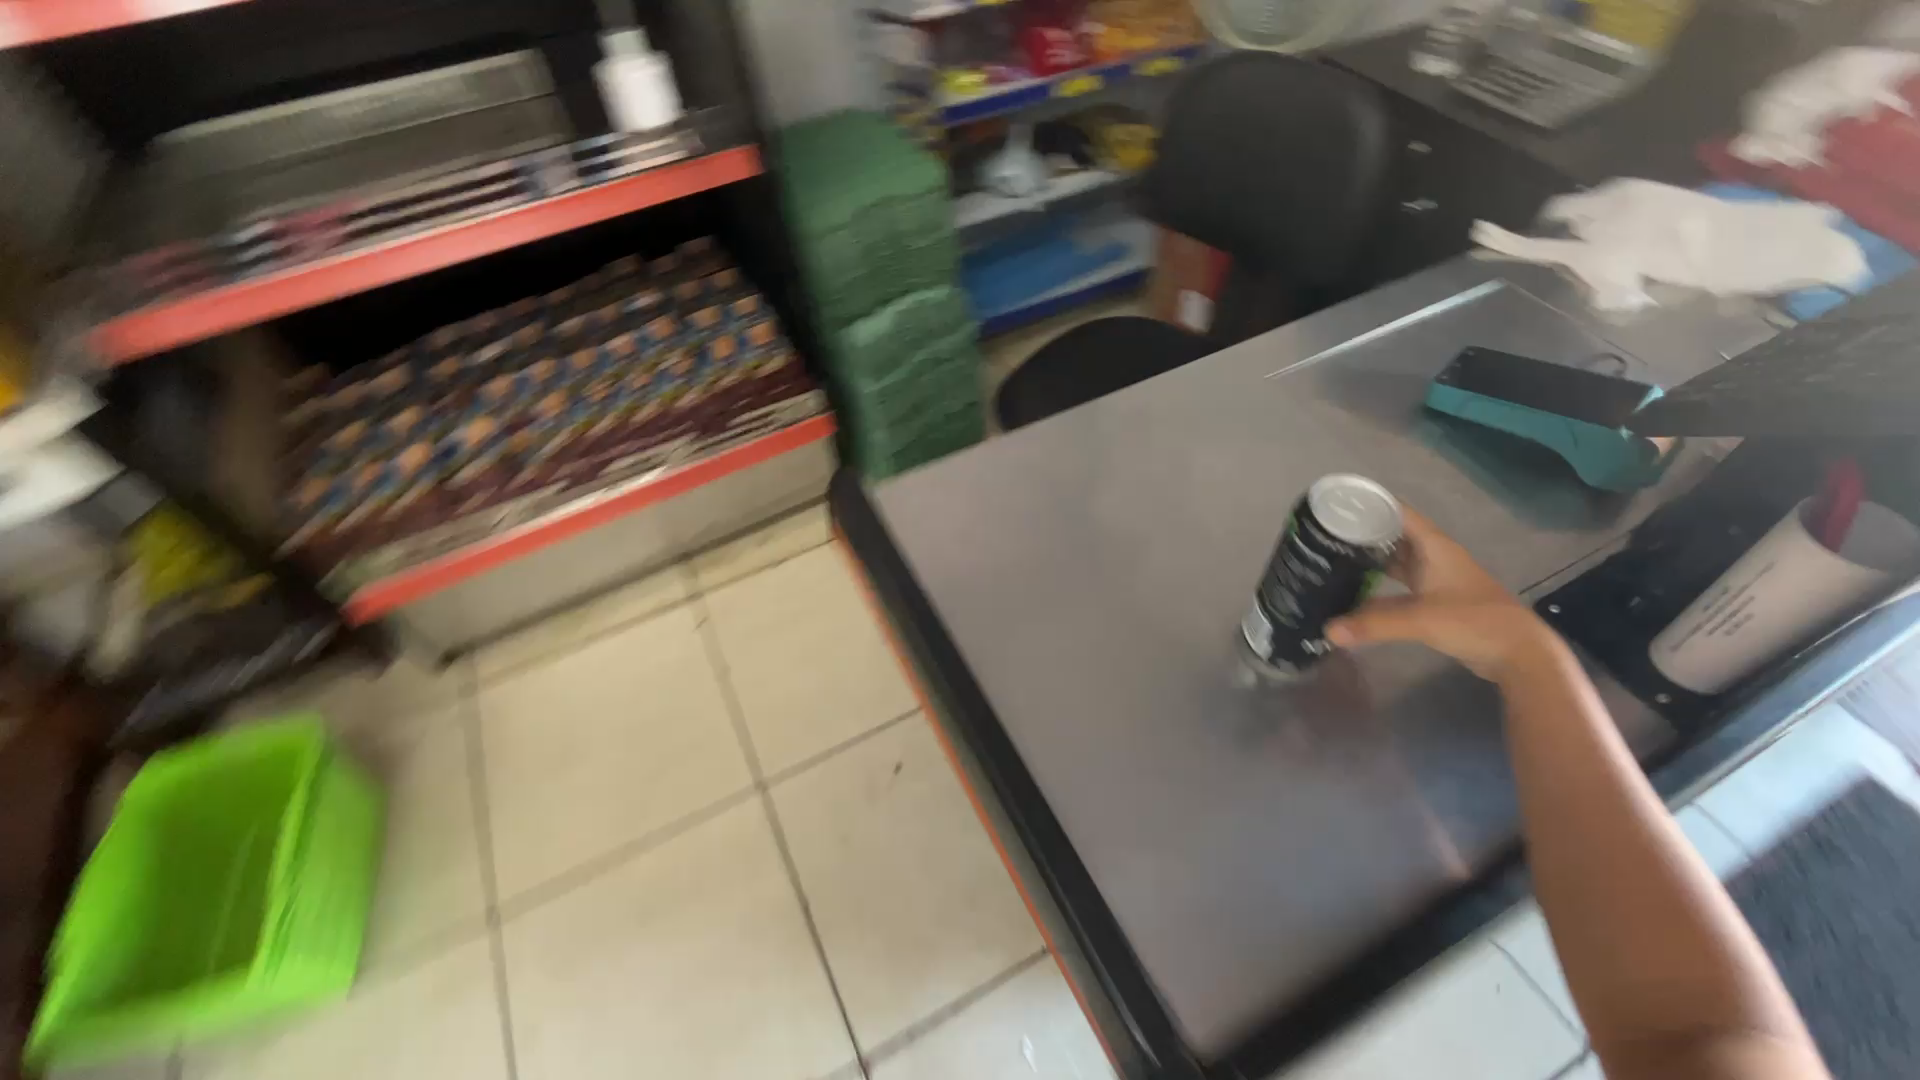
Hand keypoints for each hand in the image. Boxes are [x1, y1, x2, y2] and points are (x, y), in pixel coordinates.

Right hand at [1325, 506, 1565, 682]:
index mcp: (1434, 547)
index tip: (1336, 506)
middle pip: (1392, 536)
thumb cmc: (1475, 621)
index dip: (1369, 505)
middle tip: (1323, 536)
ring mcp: (1434, 580)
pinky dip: (1378, 586)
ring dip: (1369, 560)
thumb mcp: (1422, 620)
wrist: (1518, 653)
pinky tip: (1355, 592)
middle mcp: (1433, 557)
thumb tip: (1328, 632)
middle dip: (1361, 534)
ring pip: (1395, 561)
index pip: (1397, 513)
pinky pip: (1398, 586)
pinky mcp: (1434, 601)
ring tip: (1331, 560)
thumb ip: (1374, 624)